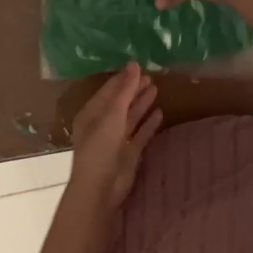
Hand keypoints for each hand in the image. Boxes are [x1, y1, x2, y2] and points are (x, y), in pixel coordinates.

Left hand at [67, 63, 162, 212]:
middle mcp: (103, 124)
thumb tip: (134, 64)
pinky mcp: (129, 152)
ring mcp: (116, 139)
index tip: (139, 65)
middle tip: (151, 75)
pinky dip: (149, 123)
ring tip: (156, 88)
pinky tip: (160, 113)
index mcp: (92, 113)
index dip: (123, 78)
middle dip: (134, 89)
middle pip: (121, 102)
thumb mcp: (112, 115)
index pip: (109, 90)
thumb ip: (124, 91)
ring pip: (131, 116)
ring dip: (142, 103)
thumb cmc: (100, 147)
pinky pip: (140, 133)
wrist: (101, 188)